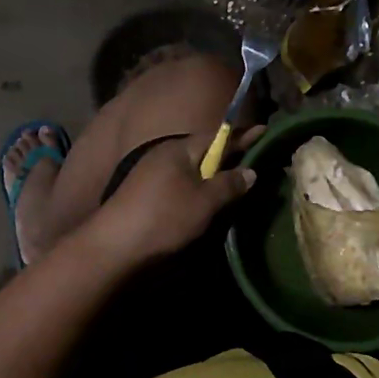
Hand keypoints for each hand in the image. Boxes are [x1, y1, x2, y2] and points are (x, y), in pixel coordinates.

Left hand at [83, 130, 259, 267]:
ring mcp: (153, 174)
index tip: (265, 129)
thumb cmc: (164, 217)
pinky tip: (208, 198)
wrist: (113, 248)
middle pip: (205, 151)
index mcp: (180, 149)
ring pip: (193, 168)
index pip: (219, 136)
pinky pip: (182, 182)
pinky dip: (199, 187)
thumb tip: (250, 172)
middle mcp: (166, 155)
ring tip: (237, 179)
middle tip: (255, 155)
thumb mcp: (205, 201)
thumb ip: (230, 183)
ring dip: (214, 173)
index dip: (243, 135)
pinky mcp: (146, 195)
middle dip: (230, 153)